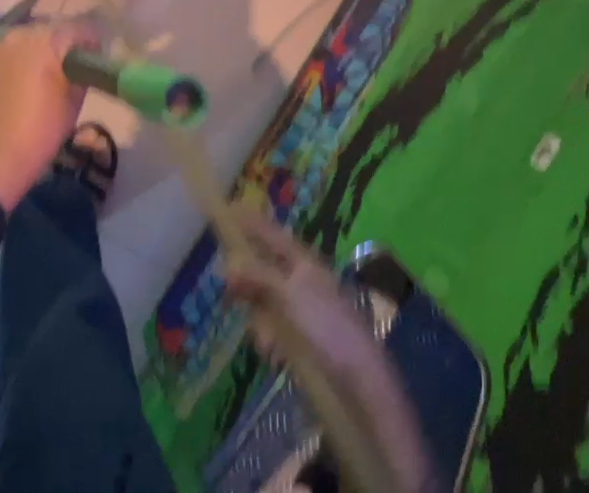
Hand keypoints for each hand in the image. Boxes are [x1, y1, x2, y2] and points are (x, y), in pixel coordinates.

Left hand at [0, 26, 88, 210]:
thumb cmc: (42, 131)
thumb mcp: (73, 103)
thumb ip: (81, 74)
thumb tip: (83, 64)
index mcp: (45, 44)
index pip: (75, 29)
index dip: (89, 39)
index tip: (96, 52)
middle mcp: (17, 39)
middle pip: (46, 32)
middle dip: (60, 44)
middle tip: (70, 63)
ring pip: (22, 41)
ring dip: (35, 51)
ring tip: (43, 72)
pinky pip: (3, 55)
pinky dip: (13, 62)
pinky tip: (17, 82)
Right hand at [223, 208, 359, 357]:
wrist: (360, 378)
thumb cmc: (327, 326)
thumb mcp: (289, 293)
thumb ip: (257, 274)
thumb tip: (229, 264)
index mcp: (304, 264)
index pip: (272, 235)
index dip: (252, 223)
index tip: (229, 209)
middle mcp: (301, 282)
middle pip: (261, 270)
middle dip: (246, 284)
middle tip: (231, 293)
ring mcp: (299, 310)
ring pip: (261, 302)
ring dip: (259, 321)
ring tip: (269, 341)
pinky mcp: (298, 336)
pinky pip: (270, 328)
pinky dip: (268, 339)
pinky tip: (275, 353)